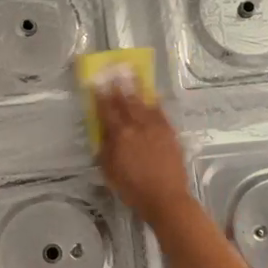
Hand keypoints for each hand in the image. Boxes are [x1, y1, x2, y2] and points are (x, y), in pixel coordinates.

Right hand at [94, 85, 190, 225]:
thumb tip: (103, 133)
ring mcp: (156, 128)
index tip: (97, 81)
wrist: (165, 198)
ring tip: (133, 74)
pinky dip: (155, 102)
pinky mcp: (170, 133)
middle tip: (116, 69)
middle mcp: (137, 126)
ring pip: (145, 103)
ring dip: (137, 87)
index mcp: (119, 135)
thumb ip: (105, 149)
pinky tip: (153, 95)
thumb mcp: (109, 171)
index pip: (107, 110)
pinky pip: (161, 113)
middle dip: (120, 84)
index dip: (101, 95)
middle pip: (127, 101)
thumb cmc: (132, 189)